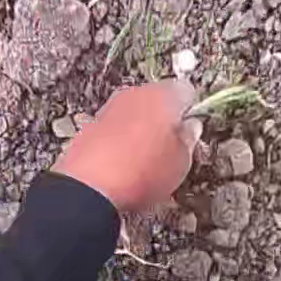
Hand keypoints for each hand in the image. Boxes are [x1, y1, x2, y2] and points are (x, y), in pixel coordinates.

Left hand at [53, 80, 201, 212]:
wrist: (89, 189)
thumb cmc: (141, 173)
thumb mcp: (181, 163)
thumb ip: (188, 140)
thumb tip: (190, 128)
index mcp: (163, 96)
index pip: (187, 92)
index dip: (192, 113)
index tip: (192, 132)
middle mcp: (134, 94)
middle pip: (157, 101)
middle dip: (165, 122)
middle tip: (171, 151)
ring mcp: (109, 109)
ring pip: (133, 115)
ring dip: (141, 133)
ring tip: (146, 165)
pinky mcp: (88, 128)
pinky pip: (113, 131)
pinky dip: (119, 144)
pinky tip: (123, 168)